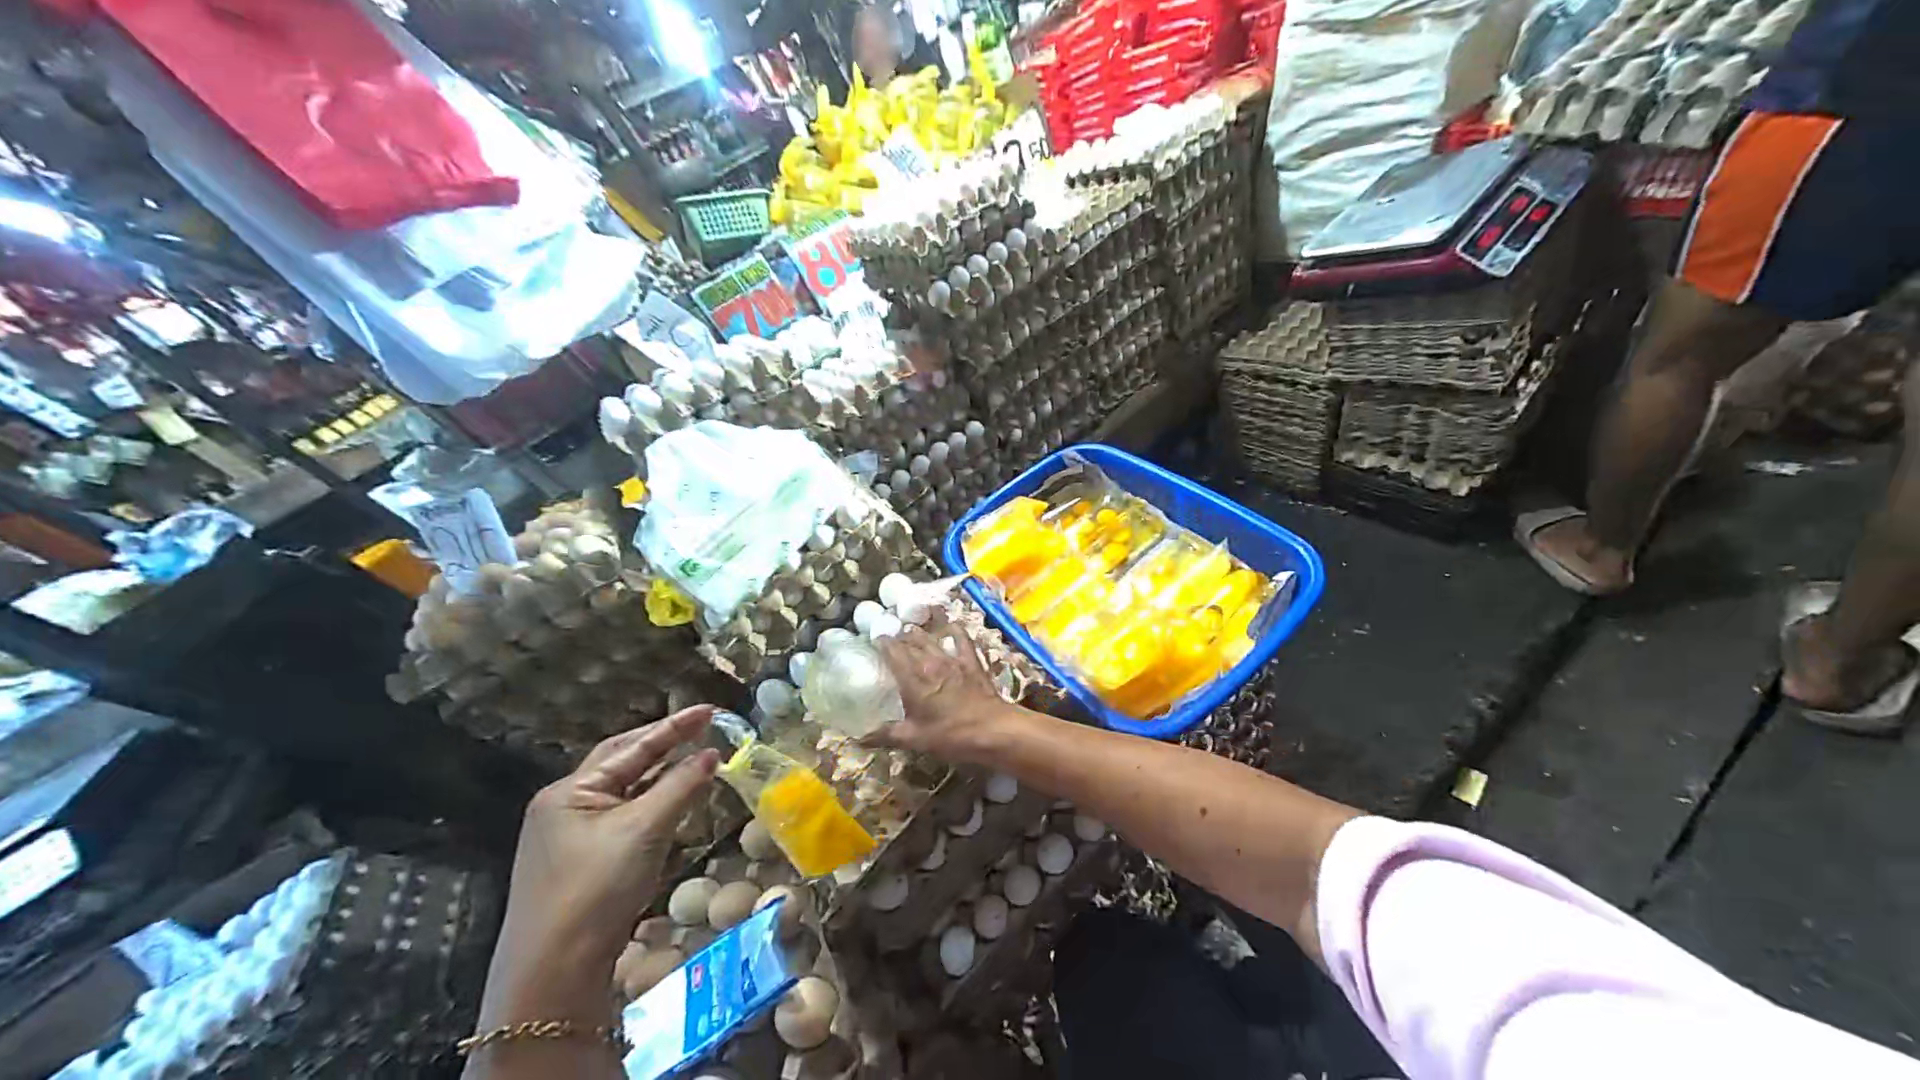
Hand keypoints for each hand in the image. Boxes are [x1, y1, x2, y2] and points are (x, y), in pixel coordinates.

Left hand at [475, 707, 720, 1032]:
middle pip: (623, 763)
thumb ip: (681, 786)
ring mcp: (570, 836)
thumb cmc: (596, 890)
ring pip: (624, 793)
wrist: (554, 972)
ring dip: (660, 776)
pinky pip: (623, 818)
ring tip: (695, 759)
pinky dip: (652, 804)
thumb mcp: (644, 830)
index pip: (632, 747)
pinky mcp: (581, 863)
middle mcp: (564, 806)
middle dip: (663, 745)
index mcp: (570, 791)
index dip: (675, 727)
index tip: (710, 710)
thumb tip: (712, 753)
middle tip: (701, 727)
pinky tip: (673, 803)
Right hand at [872, 613, 1022, 760]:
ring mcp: (952, 658)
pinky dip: (953, 630)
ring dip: (919, 634)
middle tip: (892, 642)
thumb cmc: (950, 735)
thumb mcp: (914, 739)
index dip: (882, 643)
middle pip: (910, 641)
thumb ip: (885, 735)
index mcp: (912, 678)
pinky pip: (961, 637)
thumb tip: (859, 740)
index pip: (892, 650)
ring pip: (931, 638)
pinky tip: (948, 627)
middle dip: (899, 638)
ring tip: (911, 633)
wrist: (992, 730)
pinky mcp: (971, 660)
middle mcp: (930, 662)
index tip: (875, 641)